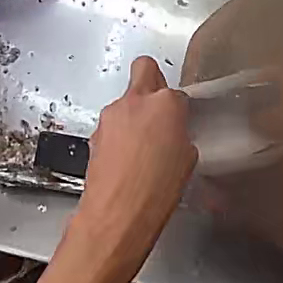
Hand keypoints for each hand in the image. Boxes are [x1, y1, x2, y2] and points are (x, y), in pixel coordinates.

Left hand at [72, 57, 195, 270]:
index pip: (176, 92)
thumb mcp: (186, 160)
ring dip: (134, 113)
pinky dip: (120, 133)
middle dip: (153, 81)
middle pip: (144, 69)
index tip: (181, 120)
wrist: (117, 213)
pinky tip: (128, 158)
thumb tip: (173, 132)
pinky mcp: (96, 132)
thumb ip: (180, 133)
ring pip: (125, 100)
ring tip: (144, 146)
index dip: (179, 107)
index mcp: (166, 104)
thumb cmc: (156, 191)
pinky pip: (113, 124)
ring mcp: (111, 115)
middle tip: (159, 106)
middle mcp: (135, 101)